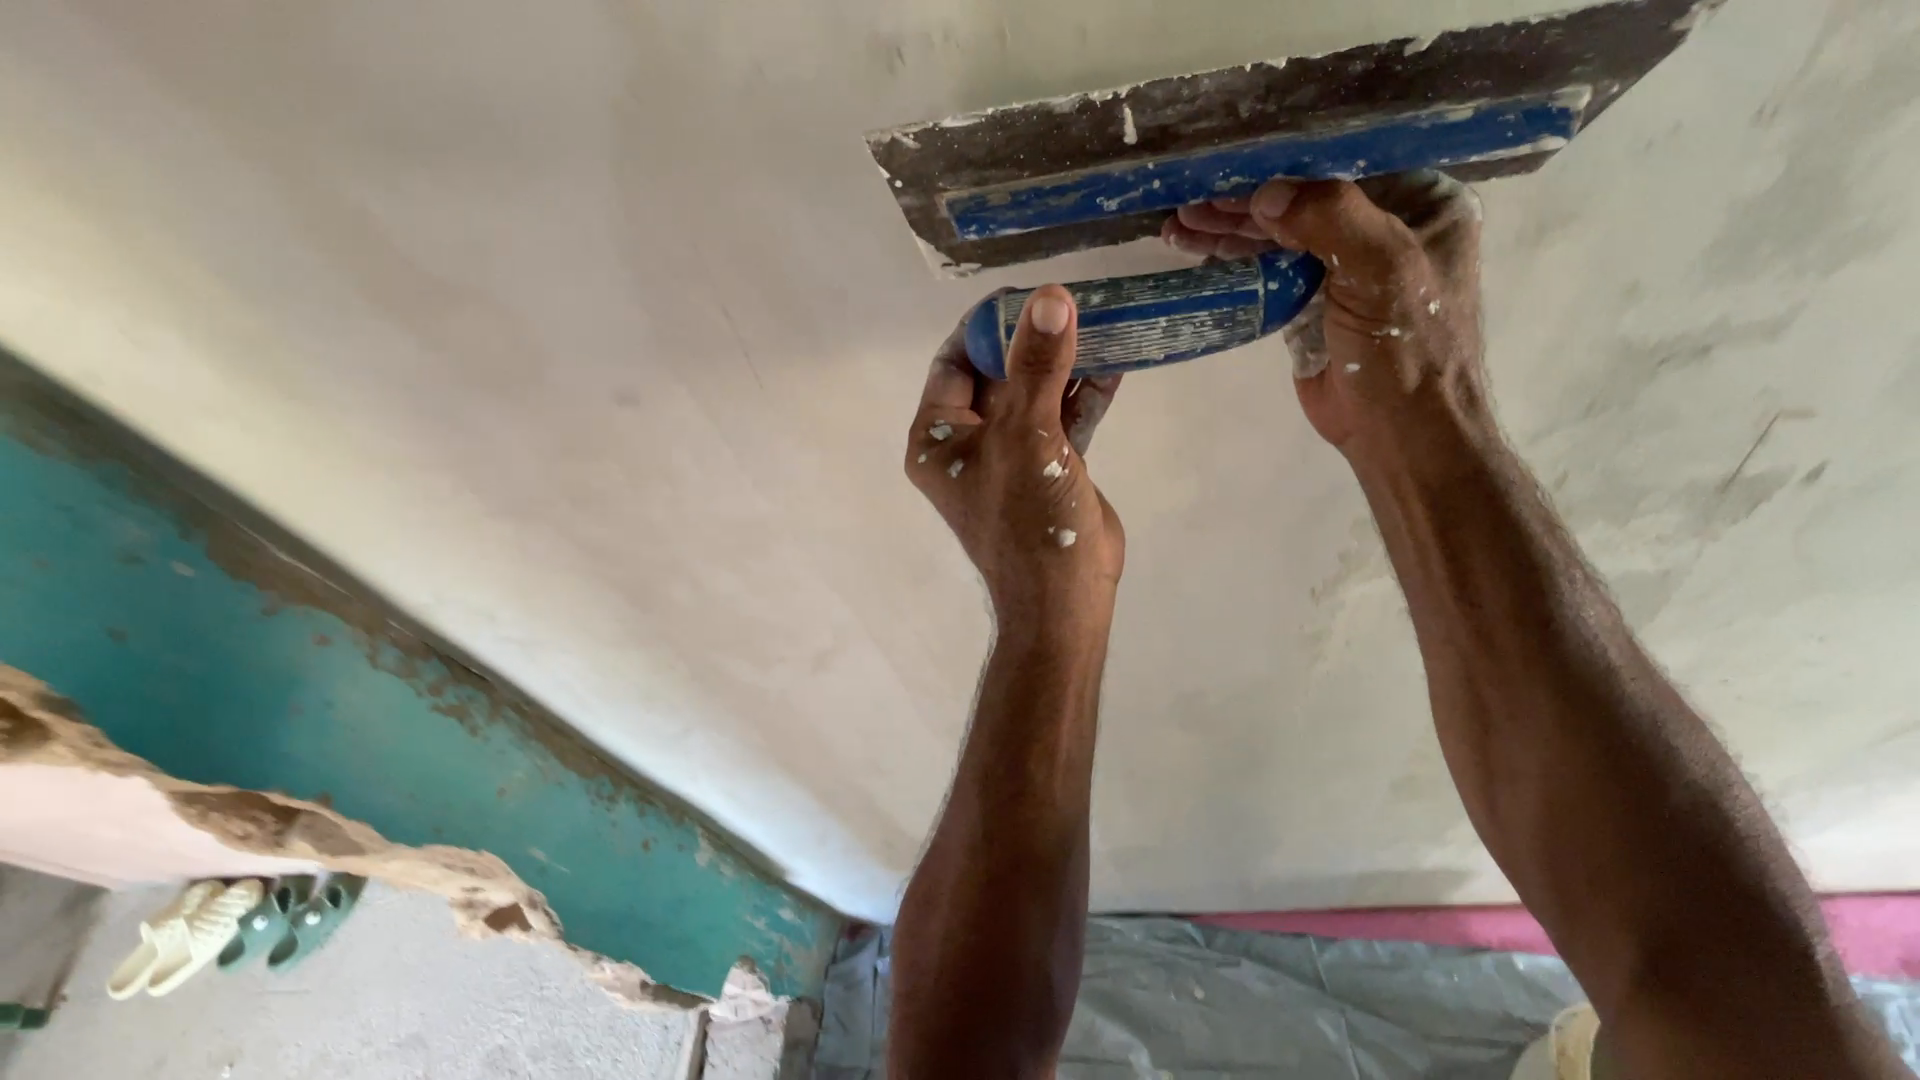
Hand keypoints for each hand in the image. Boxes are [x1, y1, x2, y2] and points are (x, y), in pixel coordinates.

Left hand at [906, 286, 1124, 624]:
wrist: (1063, 598)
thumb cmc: (1027, 519)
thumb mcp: (1028, 435)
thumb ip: (1038, 366)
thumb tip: (1051, 297)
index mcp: (939, 438)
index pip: (954, 363)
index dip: (986, 326)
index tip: (1025, 294)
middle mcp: (970, 442)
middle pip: (998, 374)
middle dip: (1032, 339)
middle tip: (1072, 300)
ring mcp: (1012, 455)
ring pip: (1035, 394)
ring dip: (1064, 362)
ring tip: (1101, 319)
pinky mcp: (1050, 468)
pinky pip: (1064, 418)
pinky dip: (1085, 393)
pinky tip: (1117, 360)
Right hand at [1162, 172, 1491, 464]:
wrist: (1399, 432)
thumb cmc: (1407, 349)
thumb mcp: (1383, 269)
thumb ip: (1330, 217)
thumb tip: (1264, 193)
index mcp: (1421, 205)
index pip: (1345, 169)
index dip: (1287, 166)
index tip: (1231, 166)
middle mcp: (1384, 230)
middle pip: (1303, 204)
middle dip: (1244, 204)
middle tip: (1189, 202)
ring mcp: (1345, 271)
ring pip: (1279, 239)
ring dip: (1229, 233)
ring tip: (1177, 226)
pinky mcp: (1313, 306)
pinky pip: (1268, 273)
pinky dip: (1234, 263)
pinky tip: (1198, 251)